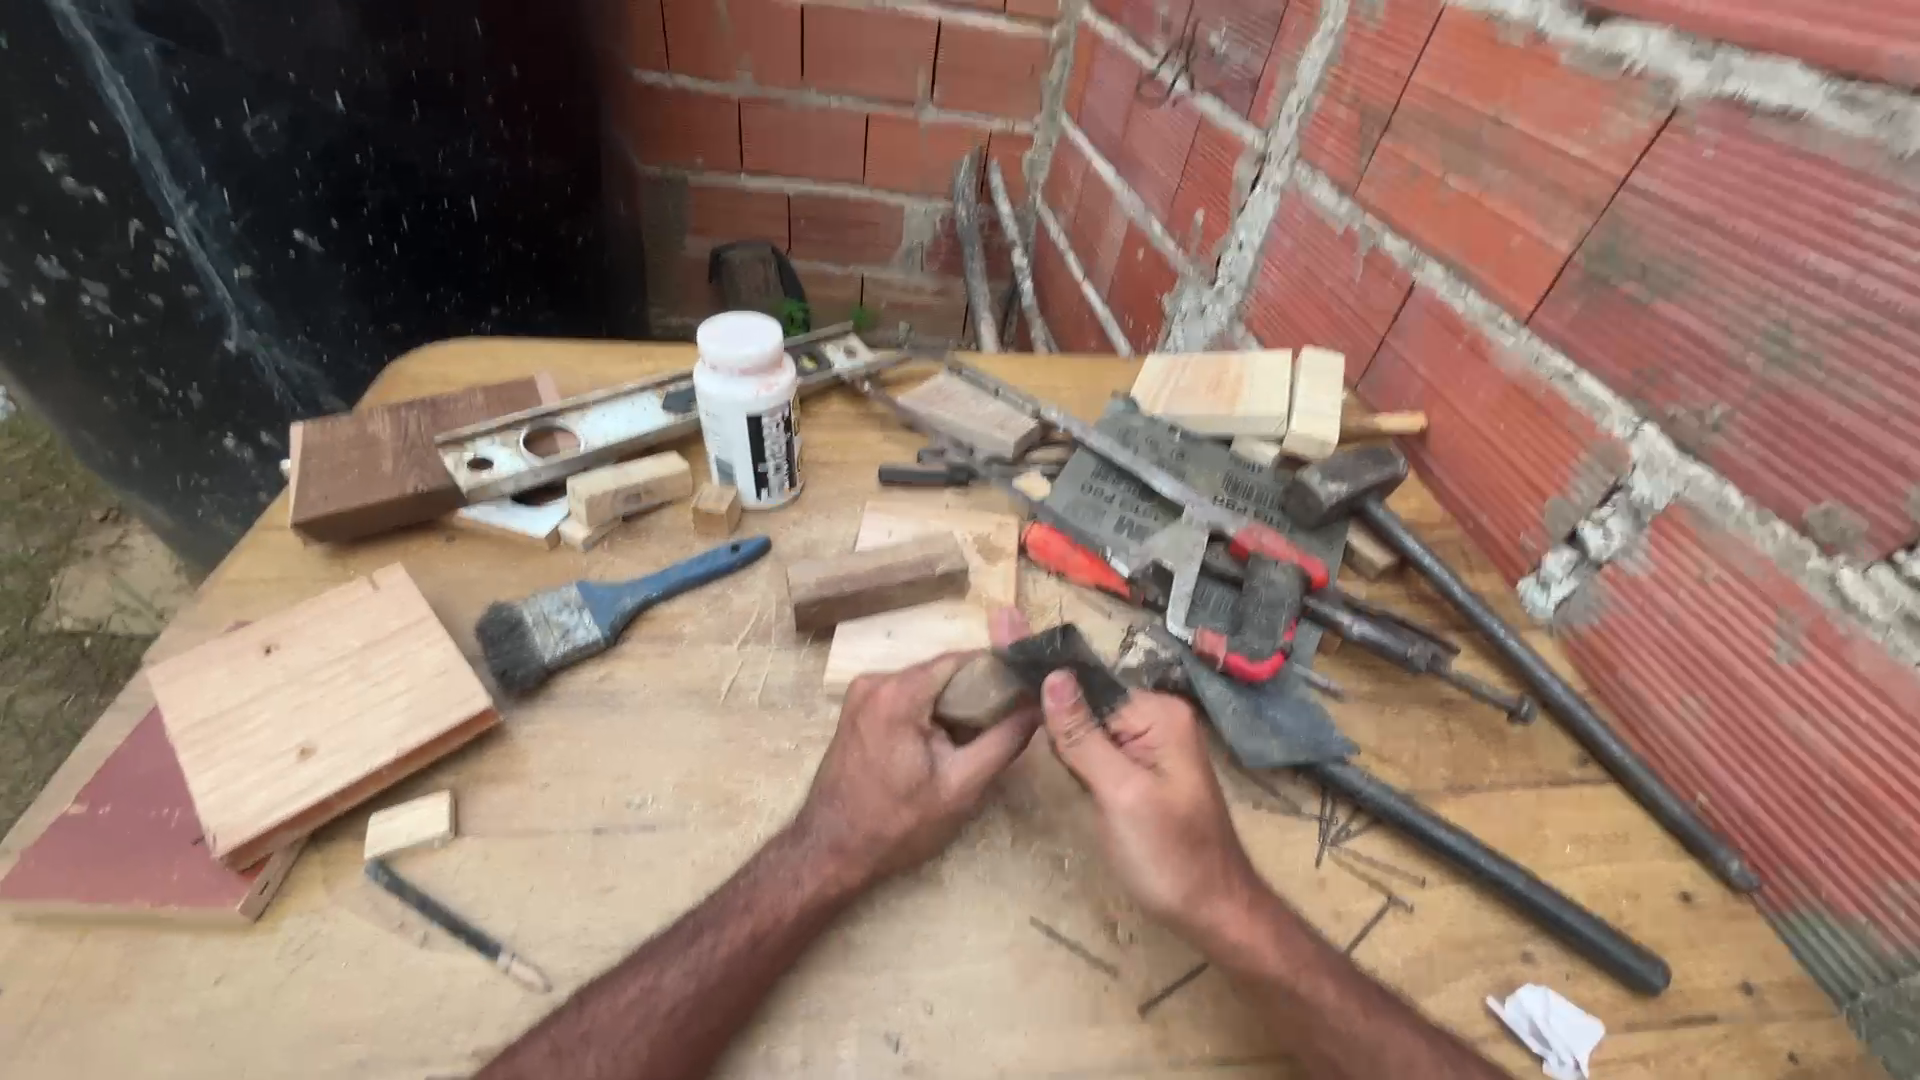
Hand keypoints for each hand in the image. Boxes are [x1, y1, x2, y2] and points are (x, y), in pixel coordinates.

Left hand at [794, 614, 1041, 888]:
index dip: (997, 668)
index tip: (1027, 686)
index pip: (960, 658)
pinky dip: (930, 710)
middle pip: (942, 669)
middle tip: (1010, 715)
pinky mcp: (858, 708)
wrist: (831, 852)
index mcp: (898, 692)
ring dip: (954, 701)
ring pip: (926, 683)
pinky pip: (906, 696)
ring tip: (983, 730)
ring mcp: (862, 693)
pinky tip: (948, 738)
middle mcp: (875, 680)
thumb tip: (1039, 707)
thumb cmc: (897, 824)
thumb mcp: (961, 786)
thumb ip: (1004, 740)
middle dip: (977, 688)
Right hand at [1032, 631, 1266, 952]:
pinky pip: (1099, 749)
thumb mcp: (1119, 793)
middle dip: (1060, 728)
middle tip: (1060, 770)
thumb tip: (1051, 674)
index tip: (1008, 685)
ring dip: (1068, 749)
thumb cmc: (1170, 856)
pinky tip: (1080, 786)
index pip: (1087, 683)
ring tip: (1073, 784)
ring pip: (1087, 728)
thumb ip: (1082, 735)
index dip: (1049, 692)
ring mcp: (1151, 743)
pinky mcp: (1142, 768)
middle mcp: (1156, 716)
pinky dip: (1081, 763)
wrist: (1214, 913)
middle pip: (1085, 702)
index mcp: (1157, 712)